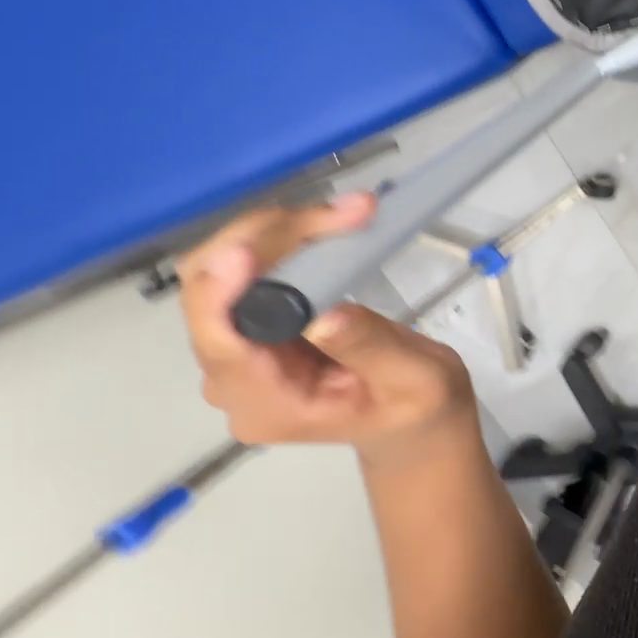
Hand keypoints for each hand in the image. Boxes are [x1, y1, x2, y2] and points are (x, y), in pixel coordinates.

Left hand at [178, 194, 474, 463]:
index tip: (244, 251)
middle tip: (341, 213)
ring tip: (345, 213)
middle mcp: (237, 383)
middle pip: (215, 303)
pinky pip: (248, 279)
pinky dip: (284, 244)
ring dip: (278, 237)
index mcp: (270, 406)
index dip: (222, 296)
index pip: (224, 347)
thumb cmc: (421, 409)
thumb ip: (370, 350)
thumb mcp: (416, 382)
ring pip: (227, 281)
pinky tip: (326, 227)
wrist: (415, 424)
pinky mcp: (259, 334)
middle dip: (265, 245)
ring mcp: (244, 357)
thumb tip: (325, 314)